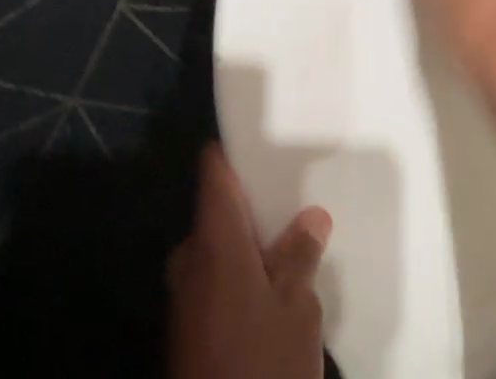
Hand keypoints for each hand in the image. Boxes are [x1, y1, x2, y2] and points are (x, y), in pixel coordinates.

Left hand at [168, 145, 333, 378]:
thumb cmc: (260, 364)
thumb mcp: (296, 309)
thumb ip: (300, 255)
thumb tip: (309, 216)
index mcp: (212, 239)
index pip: (214, 169)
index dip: (237, 149)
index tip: (269, 138)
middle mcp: (190, 255)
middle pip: (220, 208)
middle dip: (259, 203)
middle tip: (303, 194)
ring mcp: (185, 291)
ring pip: (221, 246)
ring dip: (255, 242)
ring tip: (302, 237)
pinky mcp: (190, 324)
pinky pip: (217, 277)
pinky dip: (245, 271)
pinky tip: (280, 283)